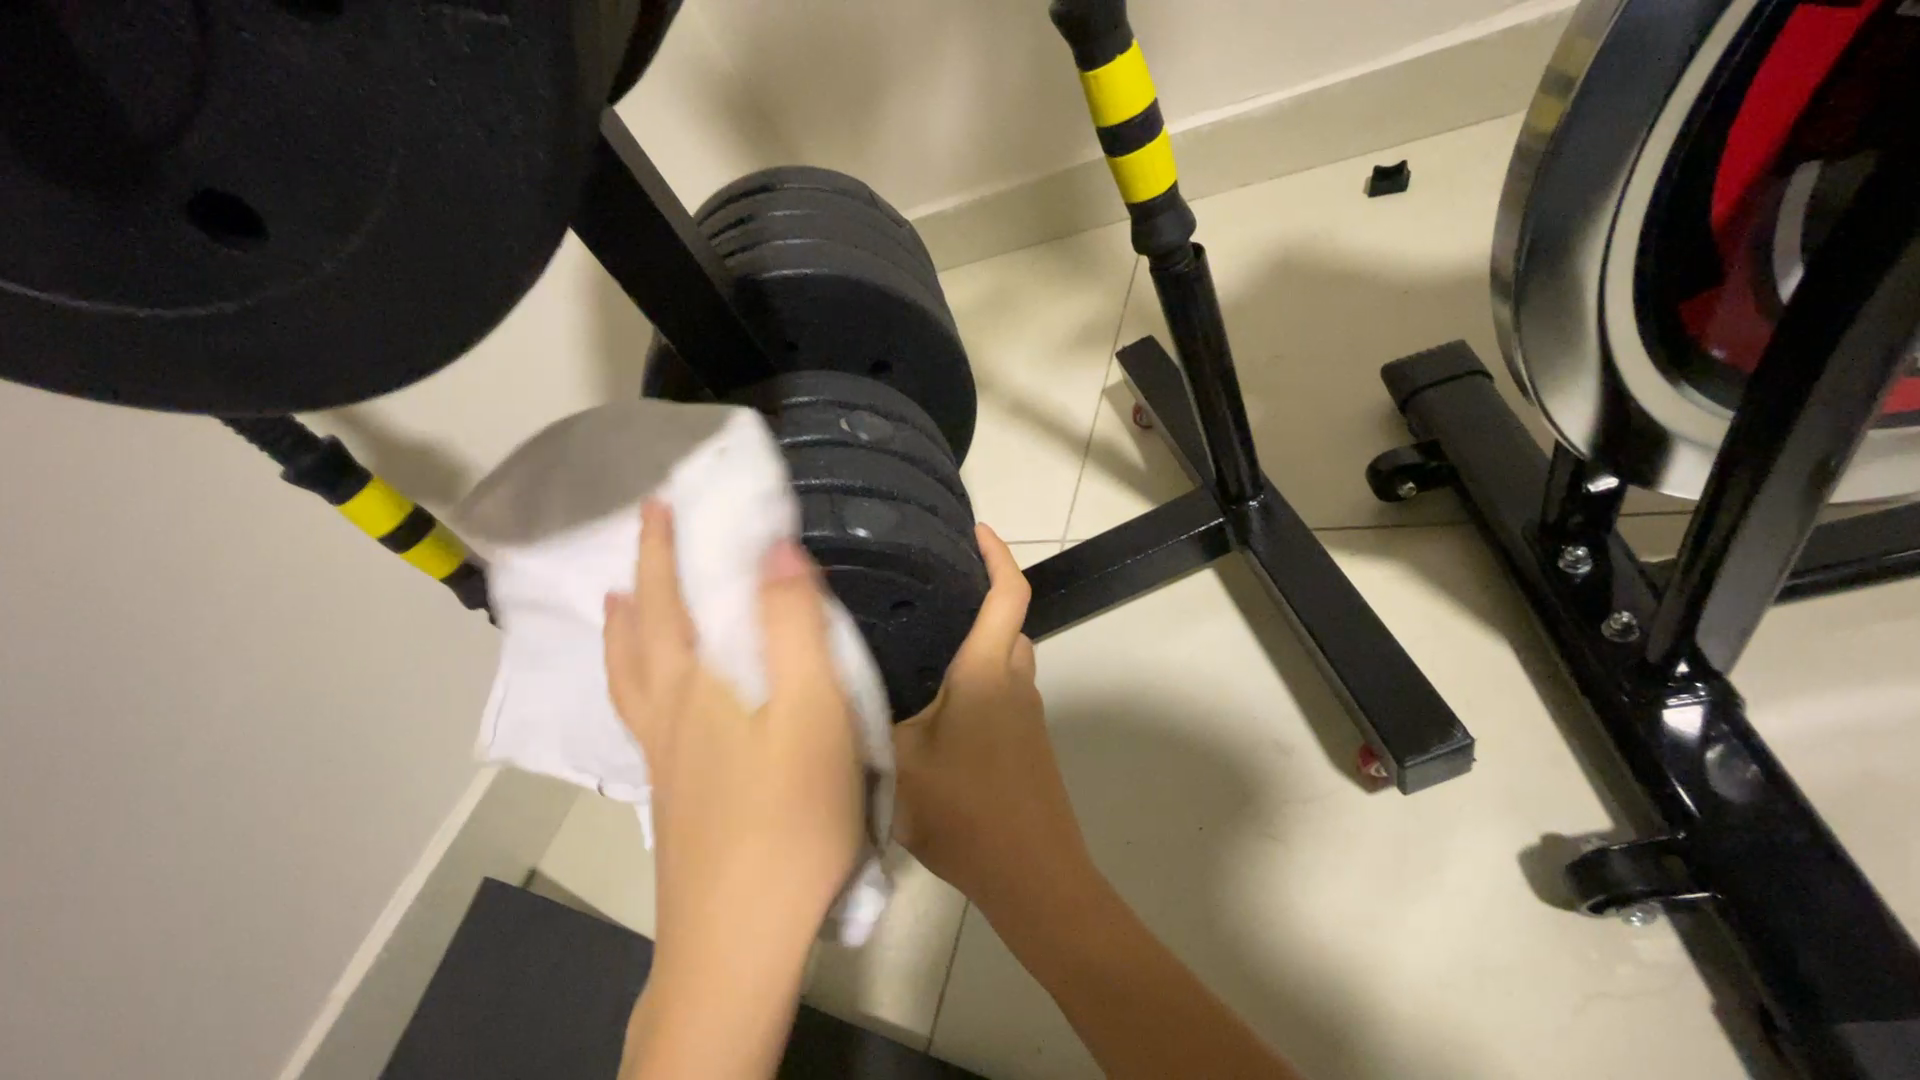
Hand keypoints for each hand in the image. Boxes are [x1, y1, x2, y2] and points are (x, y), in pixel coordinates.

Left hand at [603, 501, 862, 972]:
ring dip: (622, 634)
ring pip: (630, 681)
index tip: (660, 502)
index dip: (664, 548)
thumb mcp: (812, 711)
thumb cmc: (789, 819)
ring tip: (616, 607)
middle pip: (639, 636)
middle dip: (640, 580)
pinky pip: (640, 717)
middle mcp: (667, 716)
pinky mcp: (675, 799)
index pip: (670, 599)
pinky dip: (634, 684)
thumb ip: (794, 626)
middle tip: (641, 539)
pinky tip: (658, 700)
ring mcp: (664, 762)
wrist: (740, 940)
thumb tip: (774, 547)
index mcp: (696, 687)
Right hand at [893, 525, 1095, 916]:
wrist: (1033, 877)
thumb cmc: (966, 813)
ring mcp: (1028, 718)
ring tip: (922, 651)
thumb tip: (840, 682)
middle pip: (1009, 625)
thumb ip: (867, 720)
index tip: (975, 529)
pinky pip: (1005, 695)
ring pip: (1007, 662)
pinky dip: (979, 685)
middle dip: (981, 600)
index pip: (1007, 594)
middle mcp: (1015, 684)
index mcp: (987, 674)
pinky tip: (936, 713)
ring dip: (979, 648)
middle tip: (929, 595)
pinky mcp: (1029, 747)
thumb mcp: (898, 765)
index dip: (996, 554)